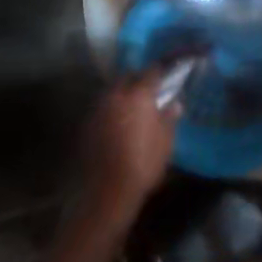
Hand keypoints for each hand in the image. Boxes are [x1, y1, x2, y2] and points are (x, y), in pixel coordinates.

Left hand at [78, 70, 177, 223]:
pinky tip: (118, 123)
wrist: (109, 190)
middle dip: (137, 79)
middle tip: (149, 90)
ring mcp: (98, 110)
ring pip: (111, 91)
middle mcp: (116, 96)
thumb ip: (169, 118)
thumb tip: (174, 103)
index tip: (167, 73)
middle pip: (126, 77)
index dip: (160, 71)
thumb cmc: (144, 163)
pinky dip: (111, 110)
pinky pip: (102, 108)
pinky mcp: (87, 125)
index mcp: (139, 96)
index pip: (151, 72)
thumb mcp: (166, 141)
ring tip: (133, 106)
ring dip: (122, 94)